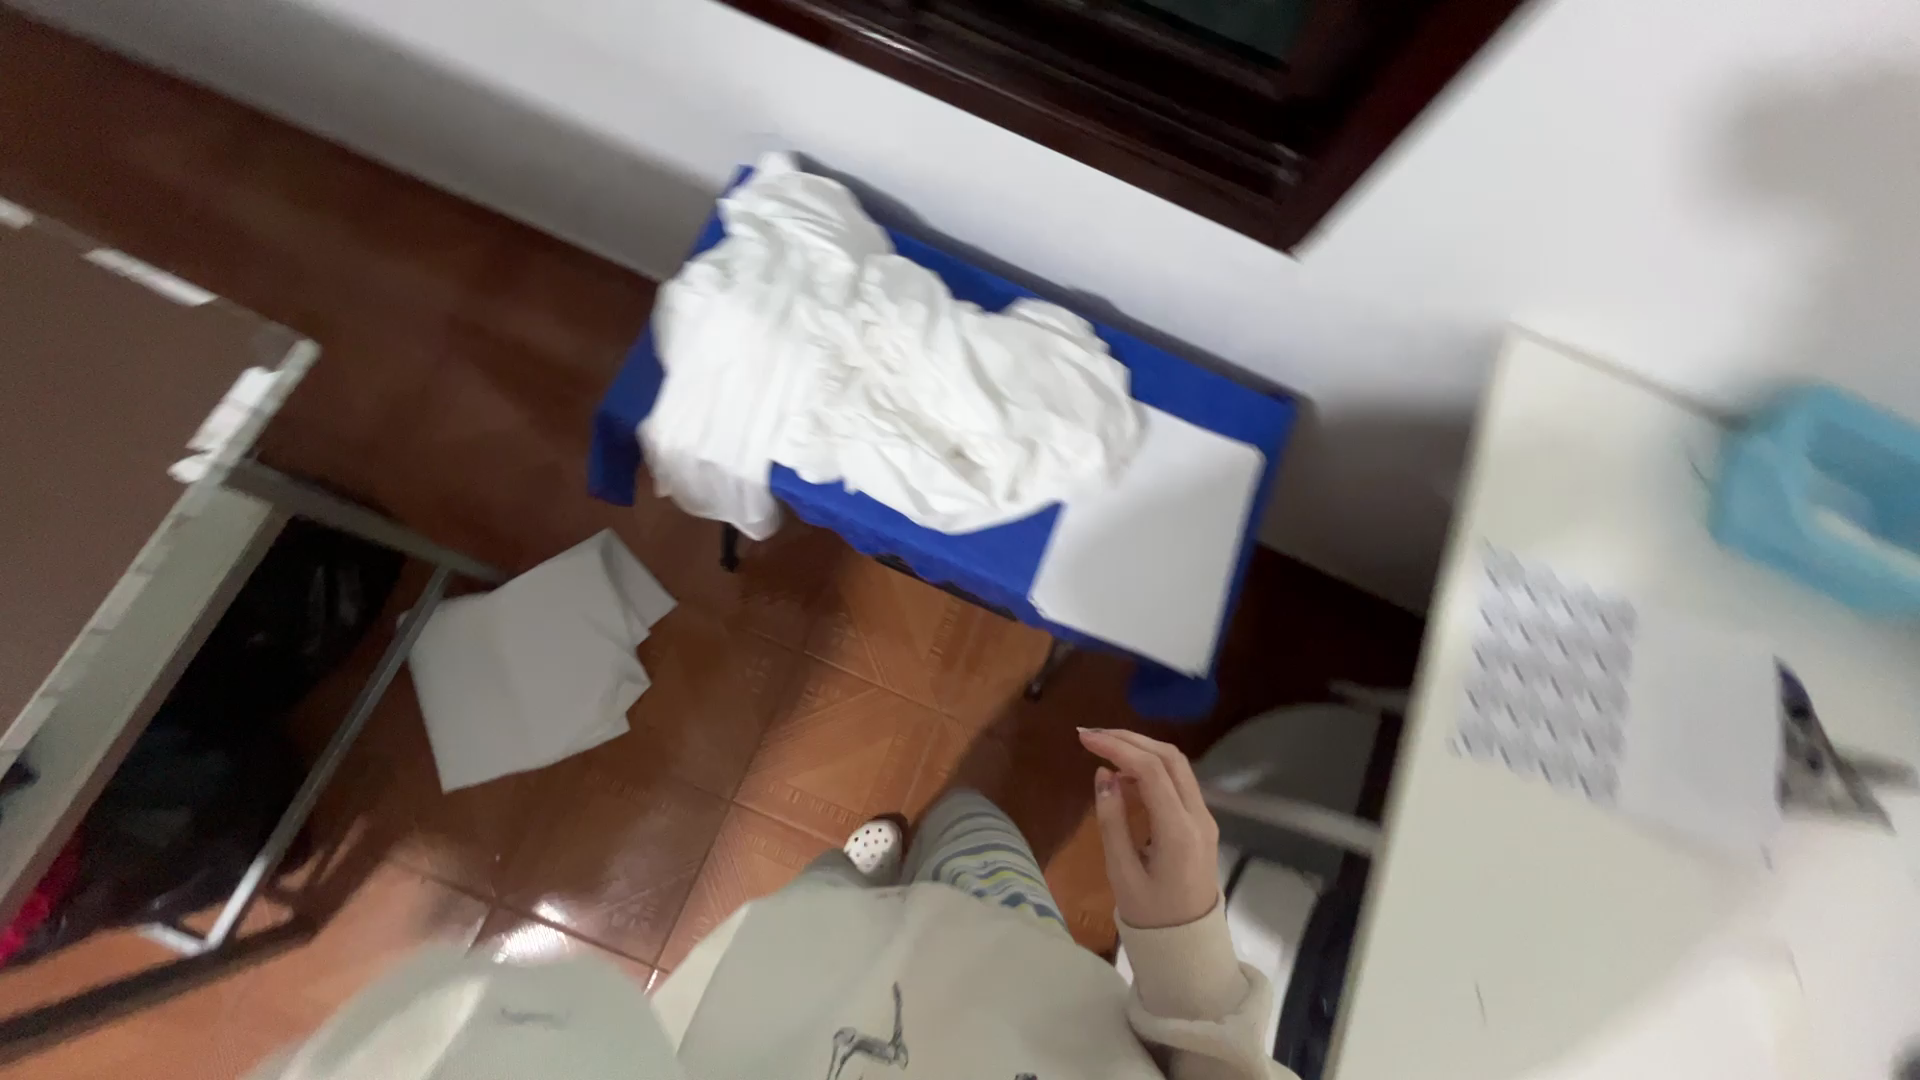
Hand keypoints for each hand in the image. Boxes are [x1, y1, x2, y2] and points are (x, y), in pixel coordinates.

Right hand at [1078, 727, 1221, 929]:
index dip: (1116, 747)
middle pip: (1169, 757)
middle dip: (1129, 738)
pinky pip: (1177, 780)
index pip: (1150, 770)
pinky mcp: (1200, 821)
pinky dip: (1150, 766)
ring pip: (1176, 764)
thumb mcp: (1122, 873)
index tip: (1084, 739)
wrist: (1189, 947)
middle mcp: (1198, 816)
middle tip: (1091, 735)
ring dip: (1141, 748)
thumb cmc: (1151, 916)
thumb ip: (1112, 821)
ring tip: (1103, 748)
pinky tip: (1123, 774)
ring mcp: (1204, 817)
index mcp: (1179, 831)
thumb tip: (1103, 774)